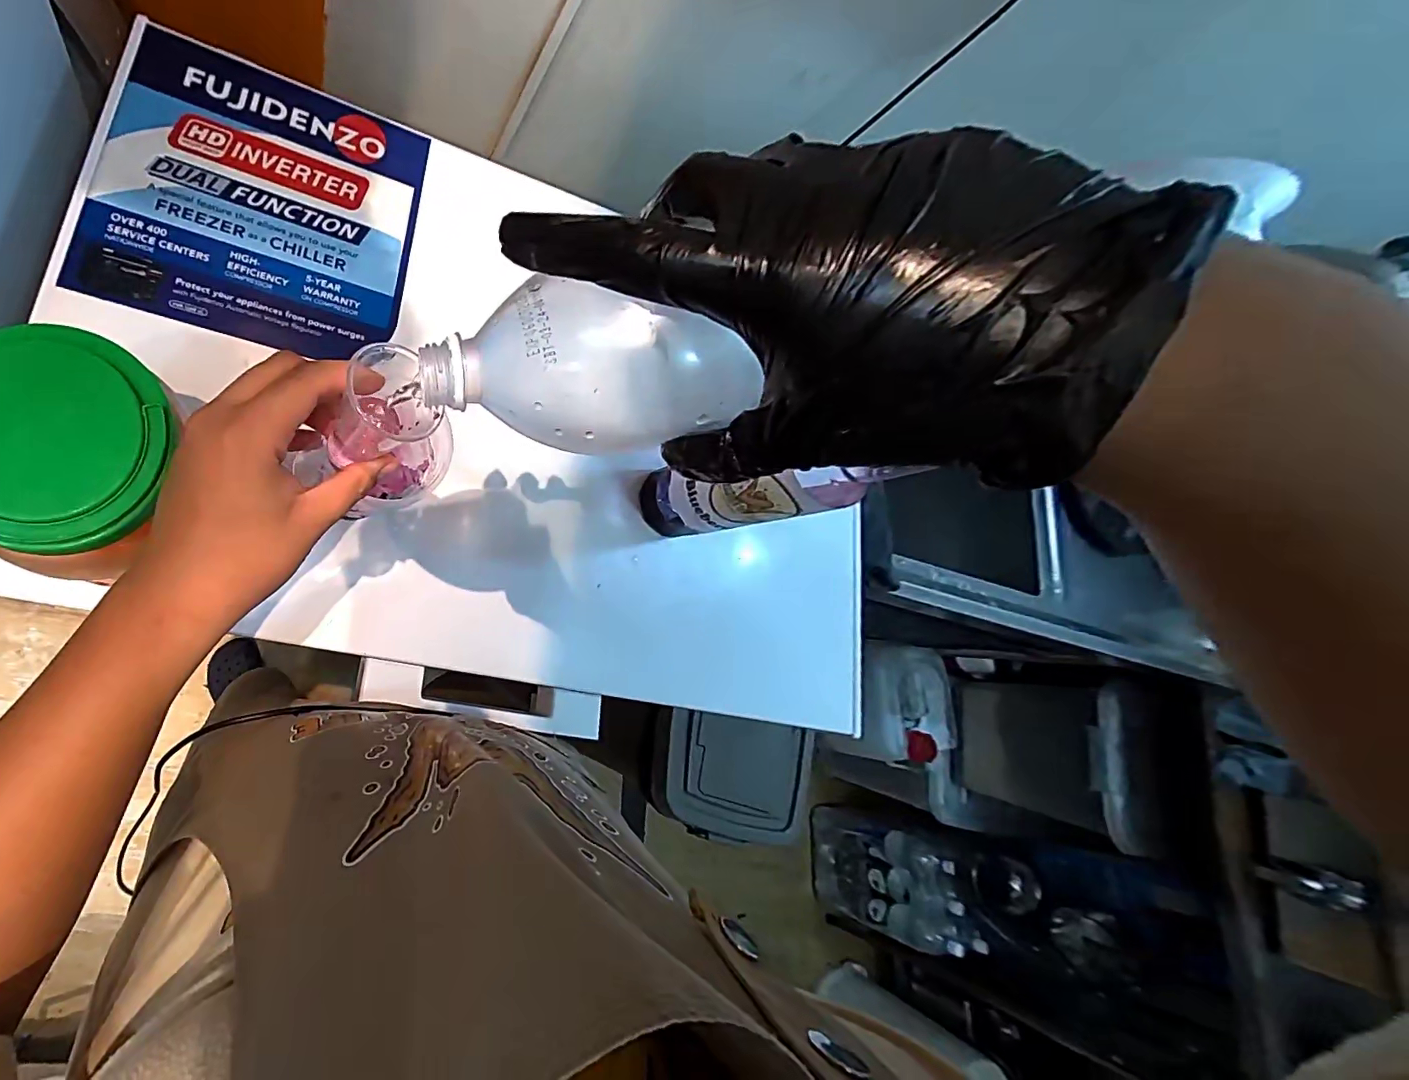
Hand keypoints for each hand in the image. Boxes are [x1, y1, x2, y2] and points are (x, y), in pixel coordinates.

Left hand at [132, 352, 388, 625]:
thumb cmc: (245, 559)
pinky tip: (298, 446)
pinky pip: (239, 407)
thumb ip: (352, 482)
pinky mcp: (195, 444)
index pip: (306, 379)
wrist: (179, 591)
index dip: (346, 375)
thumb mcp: (308, 520)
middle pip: (279, 369)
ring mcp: (202, 428)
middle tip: (354, 408)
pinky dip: (273, 411)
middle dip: (321, 378)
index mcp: (249, 430)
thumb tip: (387, 462)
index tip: (377, 385)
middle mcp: (220, 415)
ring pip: (257, 385)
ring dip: (296, 394)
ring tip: (331, 430)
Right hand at [499, 129, 1235, 487]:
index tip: (515, 234)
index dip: (567, 245)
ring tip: (765, 275)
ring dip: (740, 217)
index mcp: (758, 270)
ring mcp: (869, 166)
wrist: (1102, 343)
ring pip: (765, 174)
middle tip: (677, 277)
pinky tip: (854, 263)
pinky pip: (837, 175)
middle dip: (665, 223)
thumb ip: (731, 448)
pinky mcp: (931, 156)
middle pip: (694, 190)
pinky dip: (813, 213)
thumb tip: (679, 459)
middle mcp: (798, 200)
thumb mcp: (814, 435)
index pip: (634, 251)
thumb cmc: (931, 396)